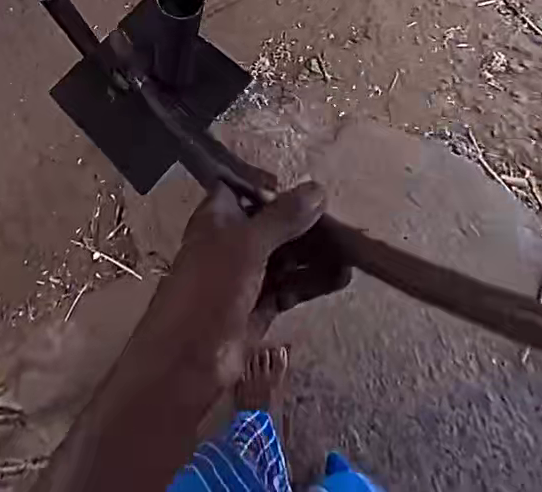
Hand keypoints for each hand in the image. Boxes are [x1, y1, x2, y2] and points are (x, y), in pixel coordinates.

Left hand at [137, 184, 344, 386]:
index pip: (244, 188)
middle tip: (342, 226)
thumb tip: (318, 189)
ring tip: (351, 252)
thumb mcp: (247, 243)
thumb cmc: (211, 284)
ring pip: (286, 256)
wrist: (190, 354)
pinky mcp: (260, 304)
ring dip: (315, 253)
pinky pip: (292, 285)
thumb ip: (281, 217)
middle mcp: (232, 240)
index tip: (309, 191)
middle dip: (304, 224)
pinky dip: (313, 281)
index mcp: (217, 216)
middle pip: (272, 224)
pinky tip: (341, 276)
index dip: (272, 187)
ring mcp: (247, 273)